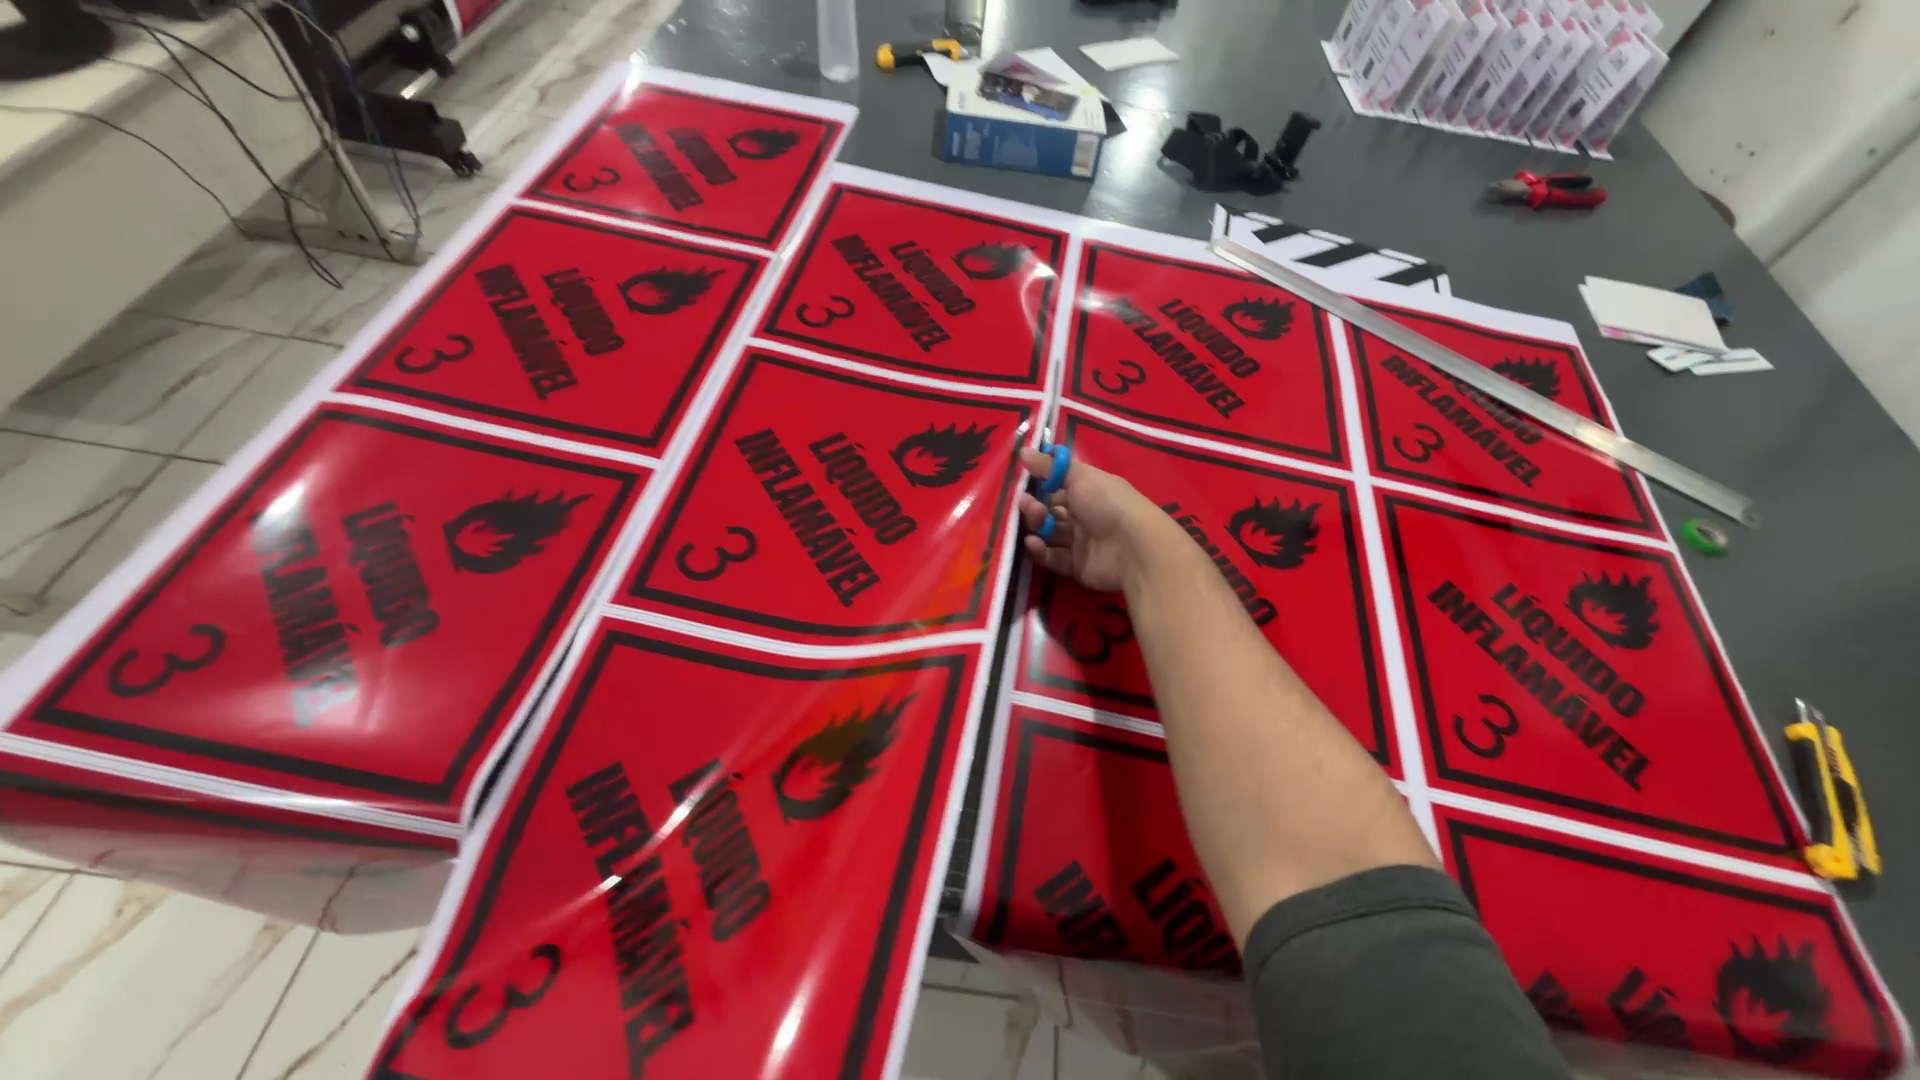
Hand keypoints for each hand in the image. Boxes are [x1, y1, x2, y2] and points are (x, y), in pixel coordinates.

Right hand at [1018, 447, 1160, 592]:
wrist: (1133, 547)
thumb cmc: (1107, 502)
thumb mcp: (1078, 476)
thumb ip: (1049, 466)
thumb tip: (1022, 450)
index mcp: (1089, 491)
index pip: (1058, 488)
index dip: (1040, 486)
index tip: (1022, 484)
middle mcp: (1085, 516)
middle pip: (1051, 512)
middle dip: (1035, 507)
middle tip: (1026, 504)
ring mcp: (1081, 542)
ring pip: (1050, 534)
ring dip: (1036, 527)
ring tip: (1034, 523)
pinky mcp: (1076, 566)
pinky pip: (1053, 558)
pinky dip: (1041, 551)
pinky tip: (1034, 543)